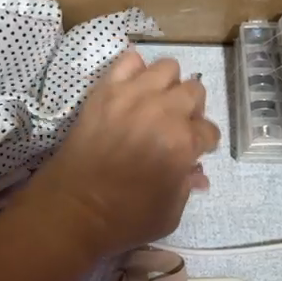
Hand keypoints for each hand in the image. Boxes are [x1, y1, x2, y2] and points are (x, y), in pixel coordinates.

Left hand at [25, 52, 219, 254]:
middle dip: (192, 110)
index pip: (209, 131)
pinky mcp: (105, 91)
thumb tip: (197, 173)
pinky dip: (135, 70)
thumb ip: (187, 187)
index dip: (204, 144)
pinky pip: (128, 60)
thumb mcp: (169, 214)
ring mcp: (132, 96)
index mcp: (183, 143)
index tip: (194, 153)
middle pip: (194, 92)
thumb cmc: (124, 220)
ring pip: (167, 68)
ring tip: (157, 104)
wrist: (71, 210)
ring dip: (168, 86)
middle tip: (178, 127)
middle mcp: (163, 112)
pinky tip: (132, 90)